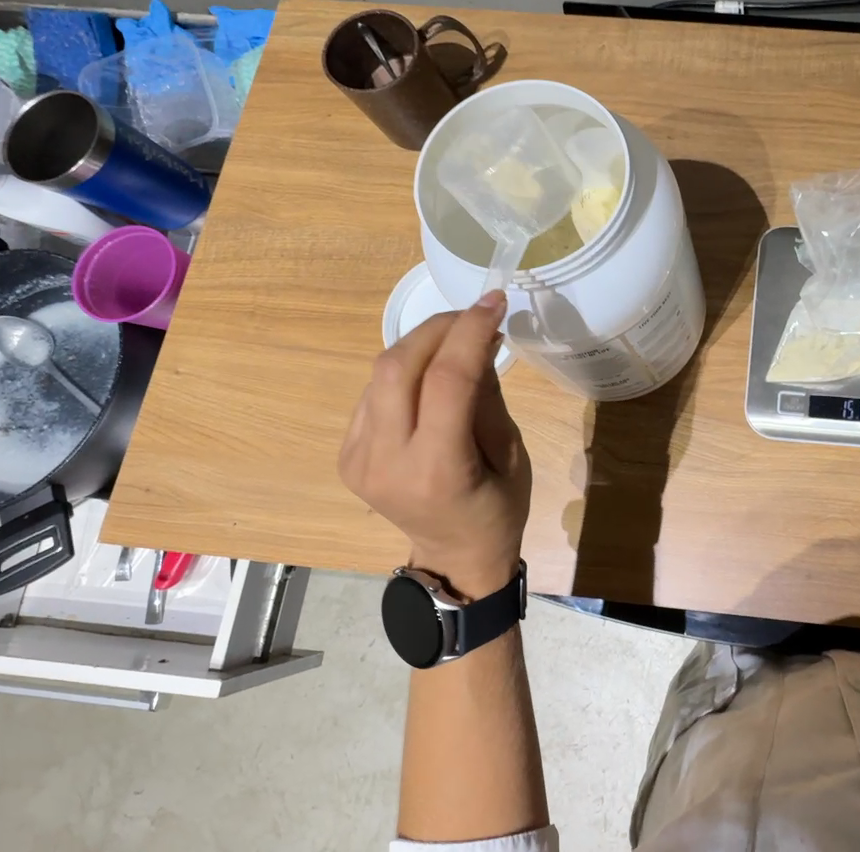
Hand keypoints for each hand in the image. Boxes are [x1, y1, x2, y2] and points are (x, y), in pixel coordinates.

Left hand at [338, 291, 529, 598]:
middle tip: (474, 316)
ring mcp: (359, 459)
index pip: (447, 380)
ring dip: (421, 345)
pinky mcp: (348, 455)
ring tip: (457, 339)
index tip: (495, 302)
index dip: (470, 332)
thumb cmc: (498, 508)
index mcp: (437, 470)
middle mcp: (386, 462)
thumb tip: (479, 339)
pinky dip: (406, 371)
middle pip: (398, 367)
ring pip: (381, 374)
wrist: (454, 557)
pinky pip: (374, 394)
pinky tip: (431, 374)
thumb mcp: (510, 453)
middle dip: (438, 328)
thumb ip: (488, 396)